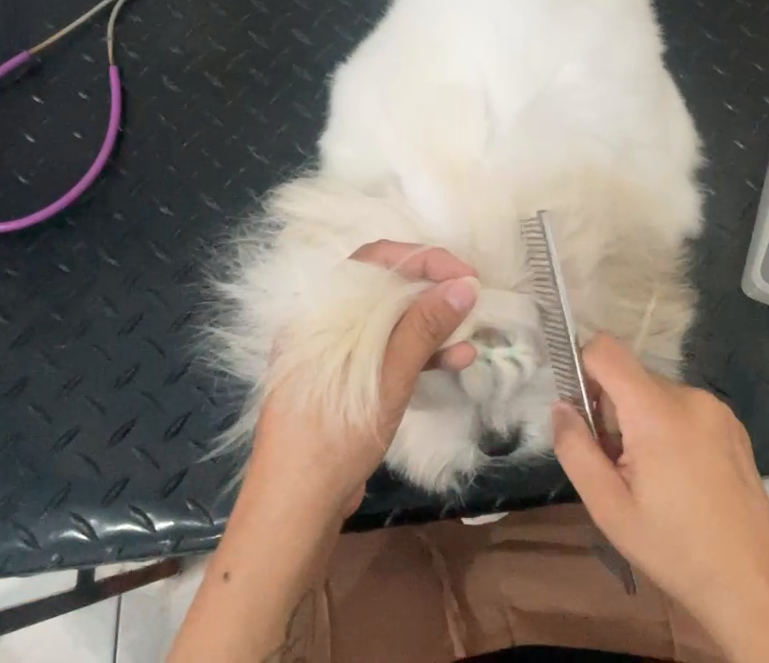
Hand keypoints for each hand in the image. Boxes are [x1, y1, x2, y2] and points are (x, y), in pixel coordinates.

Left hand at [243, 240, 479, 518]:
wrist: (295, 508)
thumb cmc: (335, 436)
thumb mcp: (387, 378)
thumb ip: (424, 326)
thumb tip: (465, 283)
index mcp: (319, 309)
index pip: (376, 259)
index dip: (425, 259)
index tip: (467, 275)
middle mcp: (323, 323)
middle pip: (385, 288)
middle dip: (433, 291)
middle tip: (474, 301)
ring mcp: (334, 353)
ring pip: (389, 322)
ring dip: (431, 325)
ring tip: (471, 337)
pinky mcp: (346, 380)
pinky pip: (386, 351)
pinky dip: (418, 353)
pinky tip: (454, 361)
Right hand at [552, 336, 768, 661]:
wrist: (752, 582)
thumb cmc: (673, 548)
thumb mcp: (608, 506)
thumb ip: (575, 448)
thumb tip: (561, 406)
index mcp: (656, 411)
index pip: (606, 349)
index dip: (583, 369)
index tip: (583, 415)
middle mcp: (690, 396)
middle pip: (630, 376)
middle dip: (613, 410)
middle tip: (619, 467)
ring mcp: (716, 409)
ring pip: (656, 394)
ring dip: (641, 421)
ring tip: (653, 478)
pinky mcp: (733, 425)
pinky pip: (683, 408)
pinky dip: (669, 428)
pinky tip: (681, 477)